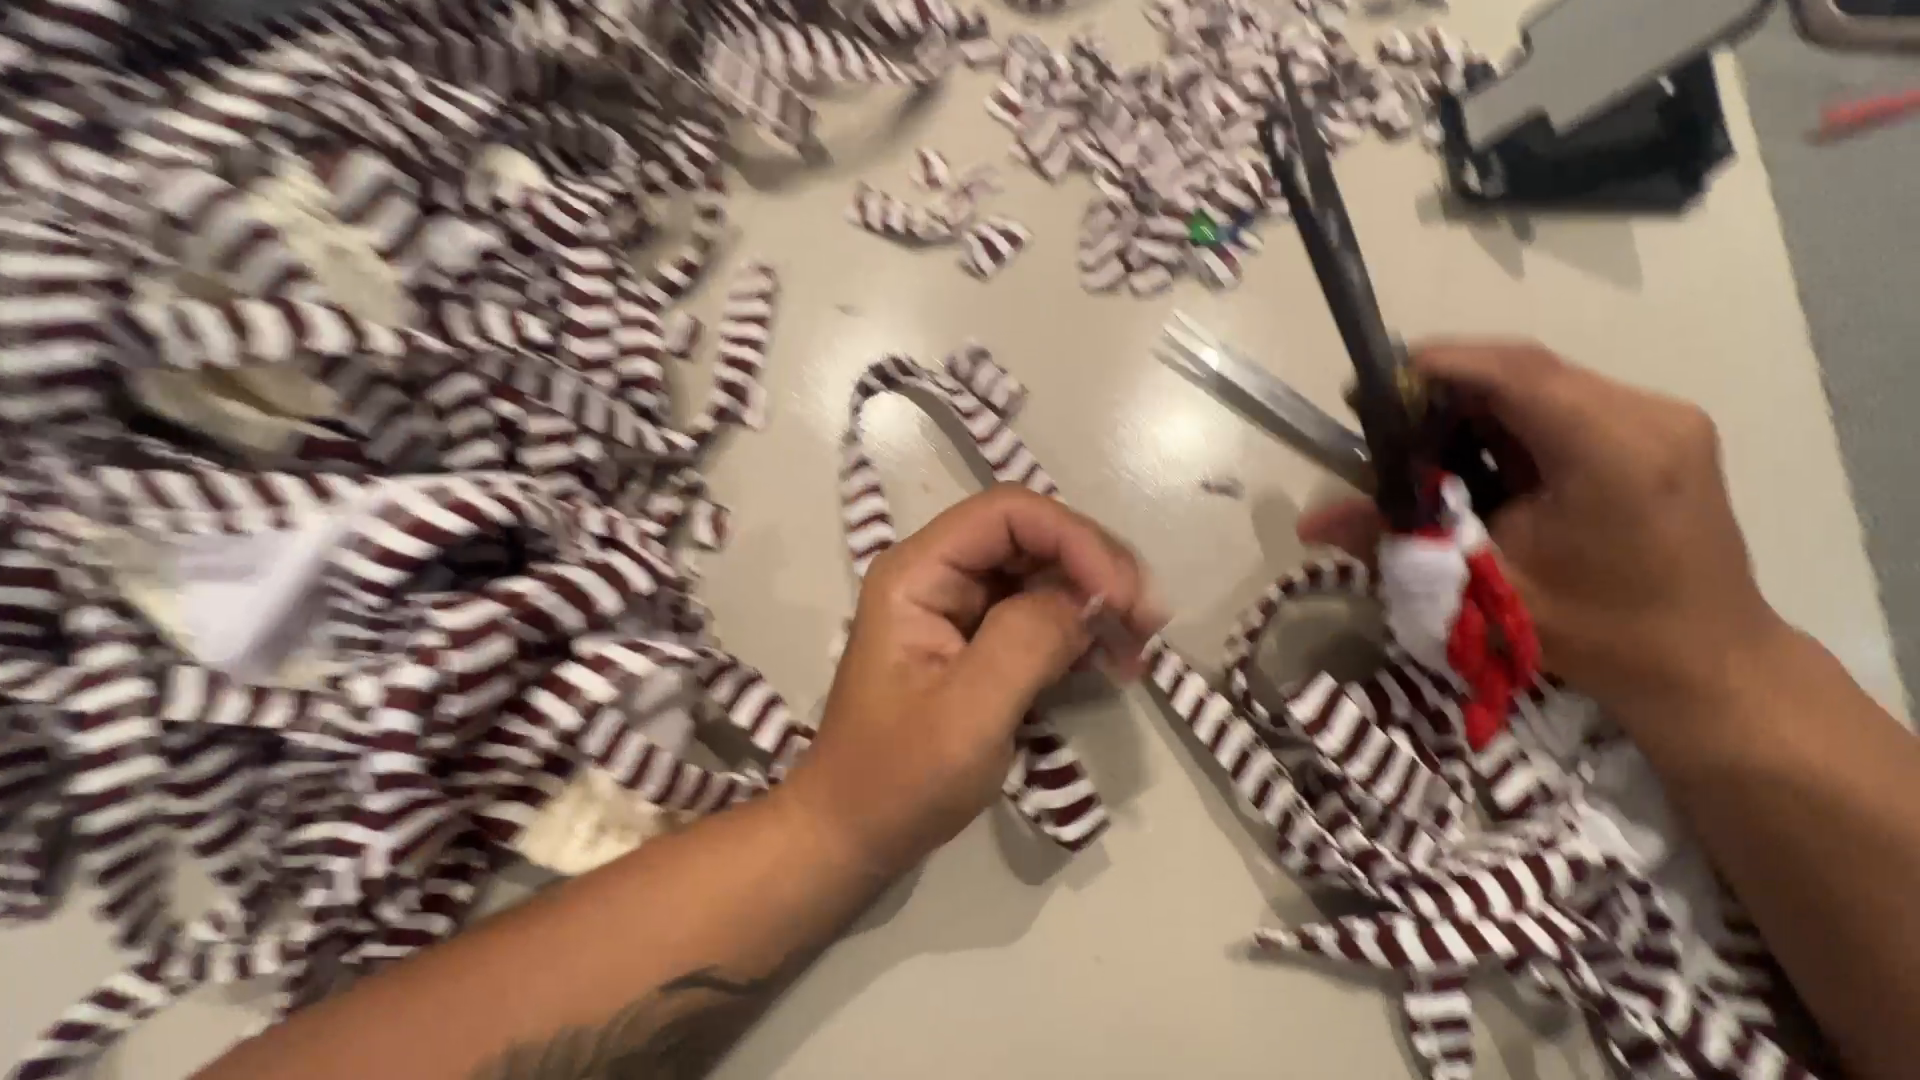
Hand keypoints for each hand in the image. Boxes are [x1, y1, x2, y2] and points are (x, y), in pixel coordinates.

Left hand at [779, 485, 1166, 876]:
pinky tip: (1114, 663)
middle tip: (1147, 622)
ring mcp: (960, 609)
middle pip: (1034, 536)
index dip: (1075, 539)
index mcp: (919, 573)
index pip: (1009, 513)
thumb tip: (1092, 596)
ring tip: (1138, 648)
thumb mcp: (967, 714)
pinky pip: (1042, 615)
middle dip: (1096, 568)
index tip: (1123, 597)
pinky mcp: (980, 643)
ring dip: (1098, 601)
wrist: (854, 833)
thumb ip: (1028, 642)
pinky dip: (1083, 631)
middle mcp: (940, 575)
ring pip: (1045, 573)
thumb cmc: (898, 778)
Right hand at [1299, 341, 1786, 713]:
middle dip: (1446, 389)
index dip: (1437, 365)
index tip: (1370, 384)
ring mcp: (1661, 419)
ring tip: (1421, 445)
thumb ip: (1395, 542)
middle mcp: (1648, 416)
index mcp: (1613, 451)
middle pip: (1525, 371)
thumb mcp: (1483, 589)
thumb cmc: (1600, 633)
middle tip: (1383, 425)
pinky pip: (1565, 403)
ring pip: (1543, 383)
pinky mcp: (1659, 431)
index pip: (1514, 373)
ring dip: (1475, 405)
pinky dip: (1508, 420)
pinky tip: (1476, 459)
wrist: (1705, 663)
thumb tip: (1308, 523)